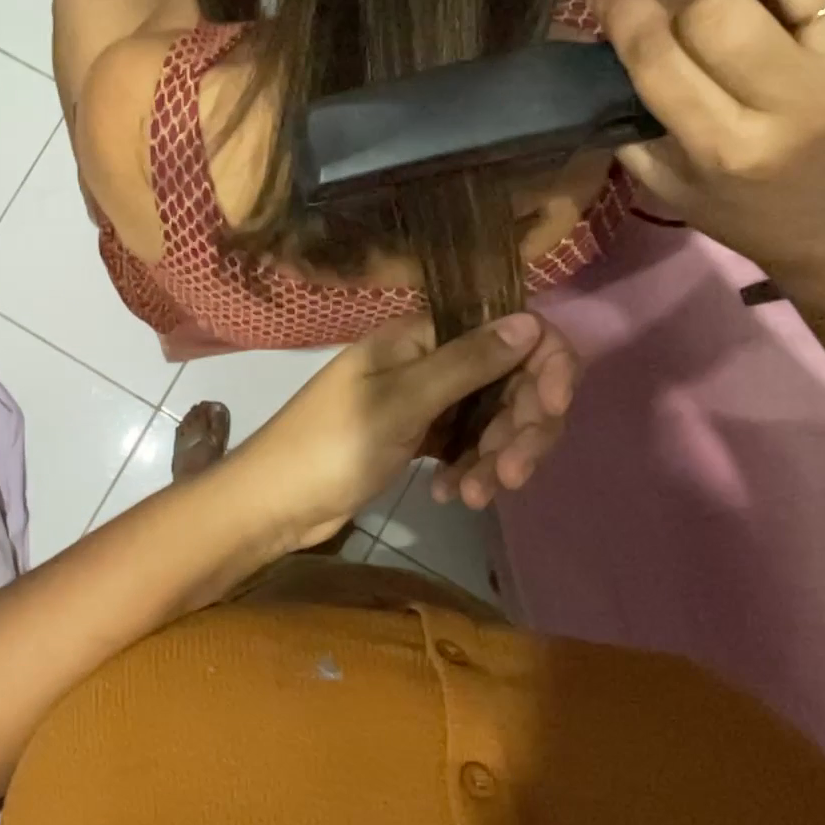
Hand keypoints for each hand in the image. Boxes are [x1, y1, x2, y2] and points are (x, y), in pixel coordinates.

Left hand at [224, 312, 577, 548]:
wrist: (274, 503)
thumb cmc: (329, 447)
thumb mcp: (400, 403)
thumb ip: (465, 363)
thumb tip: (530, 320)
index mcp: (417, 337)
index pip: (507, 330)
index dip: (542, 365)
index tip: (551, 409)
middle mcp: (424, 361)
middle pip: (508, 380)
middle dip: (521, 427)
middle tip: (512, 474)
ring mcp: (421, 401)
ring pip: (491, 418)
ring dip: (496, 457)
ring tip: (476, 496)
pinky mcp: (415, 438)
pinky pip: (465, 445)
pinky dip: (469, 469)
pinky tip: (453, 495)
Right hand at [591, 0, 824, 289]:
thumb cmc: (753, 214)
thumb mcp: (674, 188)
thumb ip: (639, 126)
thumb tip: (616, 50)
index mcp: (729, 148)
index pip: (660, 59)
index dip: (624, 14)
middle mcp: (800, 102)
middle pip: (717, 4)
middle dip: (694, 7)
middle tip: (702, 28)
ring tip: (768, 14)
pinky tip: (819, 22)